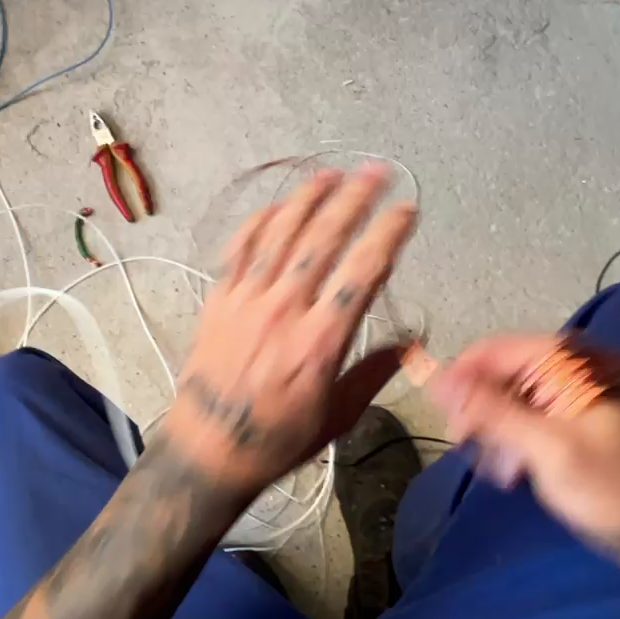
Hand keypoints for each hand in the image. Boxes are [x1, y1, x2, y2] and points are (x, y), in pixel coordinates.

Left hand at [161, 165, 418, 498]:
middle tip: (376, 171)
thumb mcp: (338, 416)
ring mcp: (247, 298)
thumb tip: (411, 344)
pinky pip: (240, 248)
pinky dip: (260, 222)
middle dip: (353, 200)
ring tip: (330, 173)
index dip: (387, 235)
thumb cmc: (278, 438)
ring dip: (308, 198)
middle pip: (323, 239)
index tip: (405, 210)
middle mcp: (284, 309)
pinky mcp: (219, 297)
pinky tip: (278, 206)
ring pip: (281, 234)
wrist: (207, 447)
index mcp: (320, 340)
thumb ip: (374, 373)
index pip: (363, 272)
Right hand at [427, 333, 619, 548]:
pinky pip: (521, 421)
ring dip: (491, 431)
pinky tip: (510, 471)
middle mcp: (566, 373)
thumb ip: (490, 410)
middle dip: (476, 410)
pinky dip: (509, 443)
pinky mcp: (567, 428)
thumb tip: (435, 378)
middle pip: (497, 374)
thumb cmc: (614, 490)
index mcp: (567, 364)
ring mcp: (568, 401)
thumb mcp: (546, 449)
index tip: (440, 412)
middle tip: (465, 447)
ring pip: (505, 400)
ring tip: (495, 469)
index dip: (460, 375)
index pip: (493, 350)